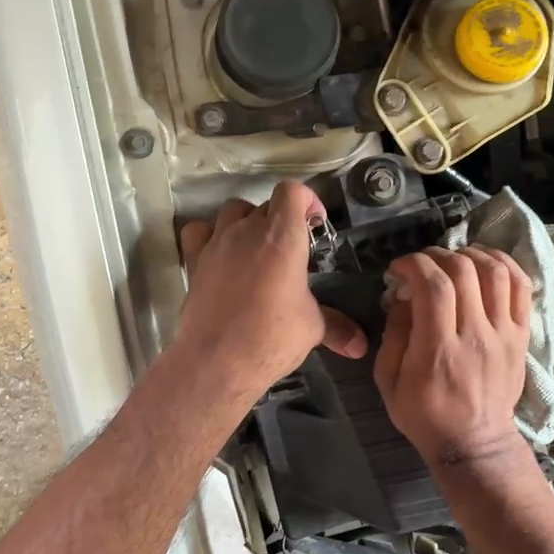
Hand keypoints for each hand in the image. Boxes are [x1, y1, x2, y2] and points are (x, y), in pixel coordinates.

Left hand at [168, 181, 366, 399]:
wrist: (217, 361)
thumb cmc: (272, 337)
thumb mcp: (312, 328)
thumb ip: (337, 327)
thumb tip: (360, 345)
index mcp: (282, 237)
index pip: (292, 191)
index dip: (306, 199)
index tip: (314, 222)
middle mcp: (247, 230)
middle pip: (266, 205)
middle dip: (282, 219)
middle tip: (293, 248)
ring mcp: (217, 243)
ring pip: (233, 211)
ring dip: (248, 221)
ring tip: (258, 247)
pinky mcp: (194, 261)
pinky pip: (199, 231)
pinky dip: (210, 234)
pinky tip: (220, 252)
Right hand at [374, 248, 532, 465]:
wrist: (475, 445)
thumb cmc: (425, 415)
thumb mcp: (388, 382)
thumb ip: (393, 335)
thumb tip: (402, 297)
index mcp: (439, 349)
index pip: (433, 286)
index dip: (413, 264)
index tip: (398, 269)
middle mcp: (476, 335)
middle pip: (463, 271)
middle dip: (436, 255)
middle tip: (421, 263)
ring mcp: (504, 334)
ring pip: (496, 272)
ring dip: (470, 254)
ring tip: (452, 259)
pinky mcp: (522, 336)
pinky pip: (522, 287)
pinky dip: (504, 264)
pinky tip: (485, 261)